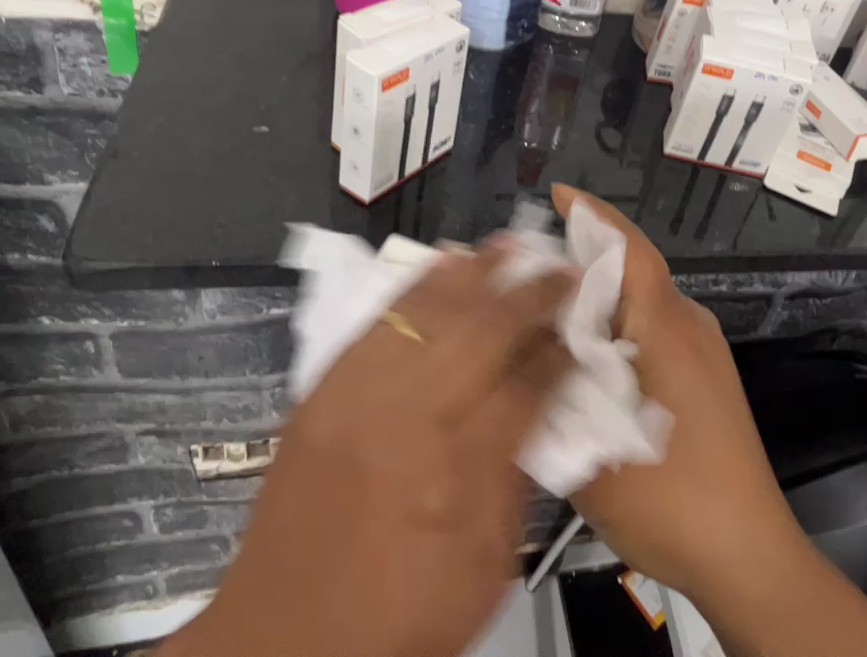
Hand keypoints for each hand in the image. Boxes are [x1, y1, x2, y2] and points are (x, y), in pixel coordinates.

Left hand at [163, 240, 576, 656]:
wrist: (285, 640)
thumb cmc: (400, 614)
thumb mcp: (486, 561)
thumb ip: (516, 472)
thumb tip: (539, 404)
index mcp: (456, 473)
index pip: (524, 384)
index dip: (559, 348)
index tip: (581, 326)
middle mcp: (404, 421)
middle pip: (480, 332)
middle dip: (529, 295)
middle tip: (562, 270)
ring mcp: (354, 399)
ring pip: (425, 312)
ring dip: (474, 275)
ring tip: (510, 249)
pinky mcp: (319, 393)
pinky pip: (374, 322)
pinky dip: (415, 288)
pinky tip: (442, 268)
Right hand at [552, 186, 866, 656]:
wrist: (750, 555)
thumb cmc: (673, 502)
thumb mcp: (592, 454)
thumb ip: (550, 398)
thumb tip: (518, 355)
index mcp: (667, 330)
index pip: (630, 251)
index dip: (594, 217)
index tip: (557, 194)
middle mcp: (691, 328)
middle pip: (633, 275)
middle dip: (581, 263)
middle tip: (523, 274)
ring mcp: (705, 354)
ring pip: (643, 307)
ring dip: (598, 303)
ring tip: (543, 316)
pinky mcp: (708, 380)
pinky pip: (655, 333)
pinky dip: (617, 331)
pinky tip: (583, 363)